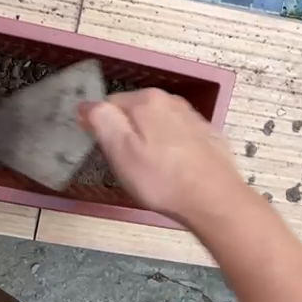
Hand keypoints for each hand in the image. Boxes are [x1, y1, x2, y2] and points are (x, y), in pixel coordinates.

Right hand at [79, 89, 247, 225]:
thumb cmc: (160, 179)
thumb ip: (101, 120)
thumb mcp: (119, 151)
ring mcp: (192, 117)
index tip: (103, 152)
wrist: (214, 200)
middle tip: (125, 165)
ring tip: (148, 170)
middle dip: (125, 134)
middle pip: (133, 113)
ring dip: (147, 140)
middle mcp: (171, 101)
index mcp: (146, 100)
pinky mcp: (207, 136)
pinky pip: (176, 136)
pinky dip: (168, 148)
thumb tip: (86, 105)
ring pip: (155, 124)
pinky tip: (171, 170)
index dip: (100, 128)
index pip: (107, 105)